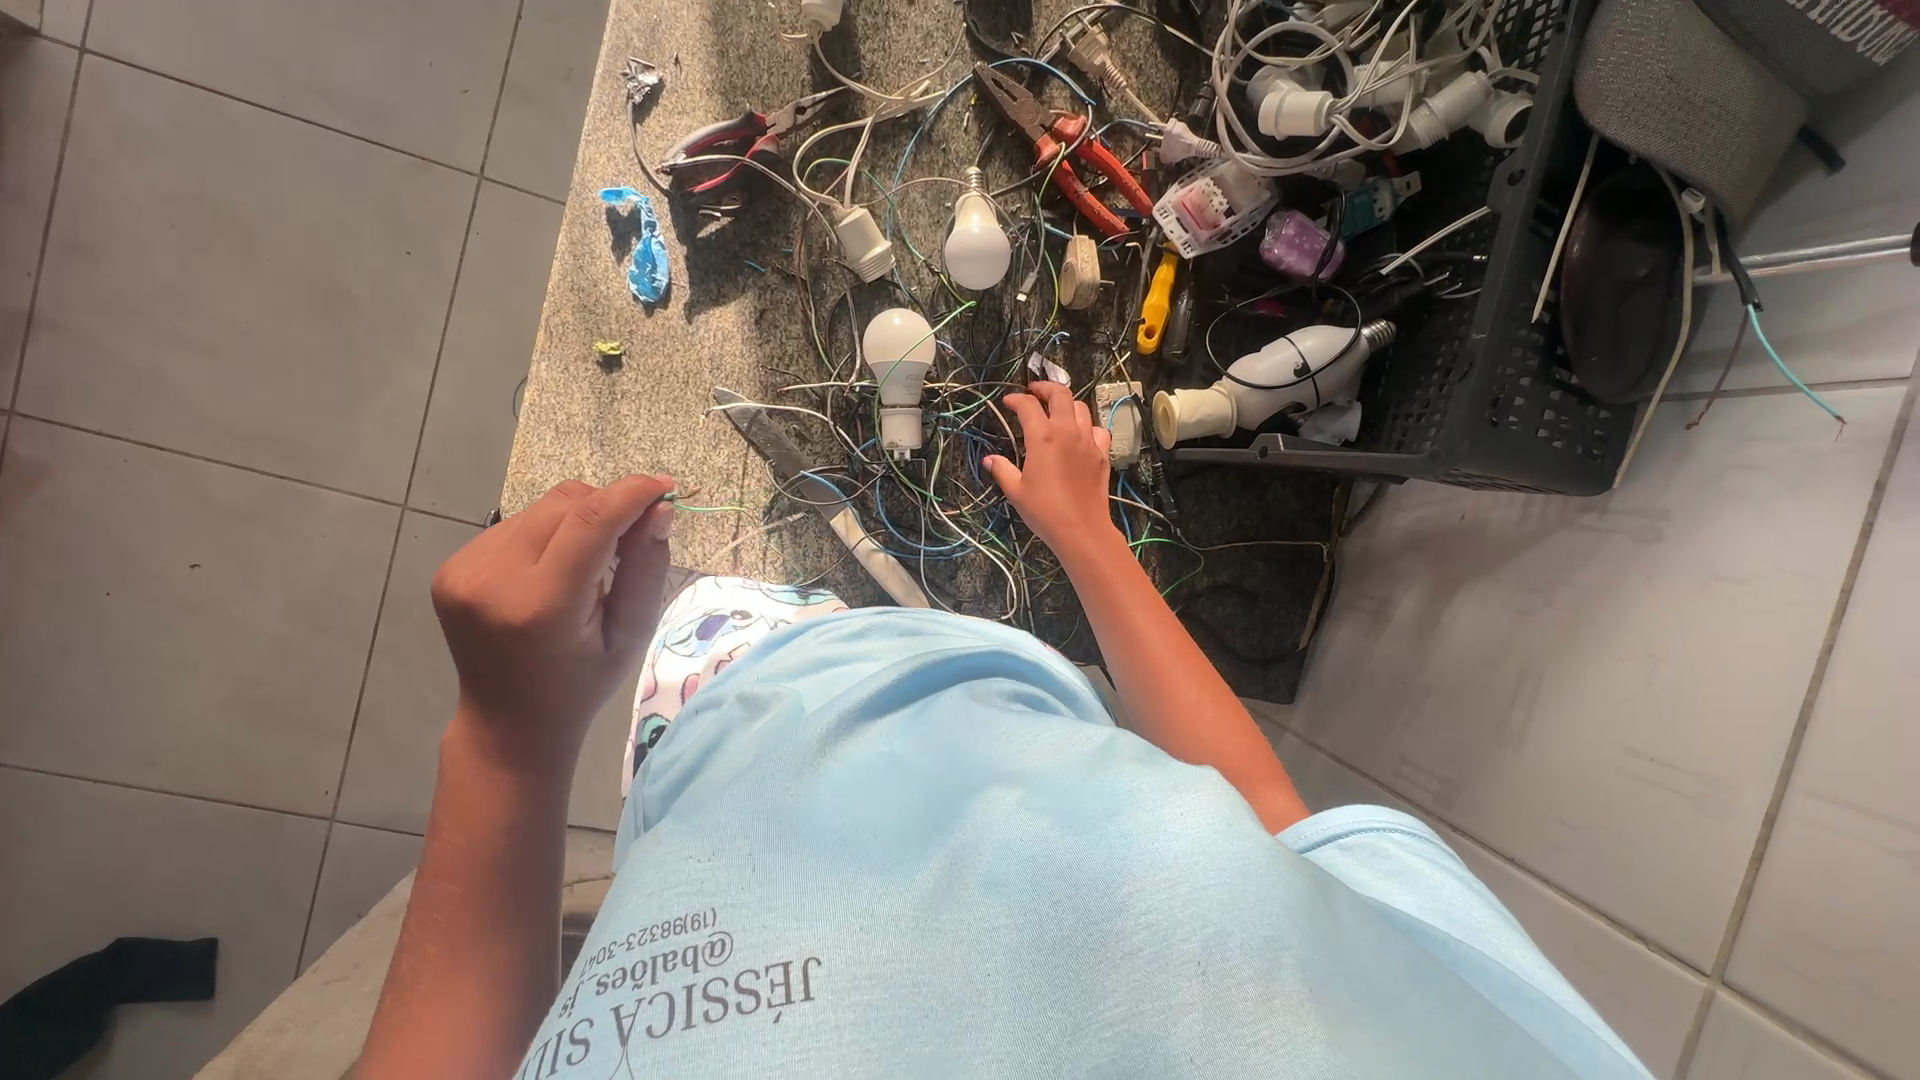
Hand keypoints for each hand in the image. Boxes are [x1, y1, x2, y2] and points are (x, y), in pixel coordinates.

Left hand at [430, 475, 675, 766]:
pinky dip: (549, 534)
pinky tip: (556, 570)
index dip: (632, 494)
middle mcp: (492, 579)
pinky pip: (518, 524)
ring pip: (541, 508)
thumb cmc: (582, 684)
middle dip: (610, 505)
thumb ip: (646, 567)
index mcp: (541, 605)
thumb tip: (660, 510)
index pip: (591, 520)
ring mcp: (464, 570)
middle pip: (566, 503)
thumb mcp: (631, 634)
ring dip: (580, 519)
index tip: (666, 487)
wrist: (507, 724)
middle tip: (637, 532)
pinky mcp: (453, 566)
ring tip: (592, 562)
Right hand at [984, 381, 1119, 565]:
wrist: (1081, 528)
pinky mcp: (1102, 454)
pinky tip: (1081, 435)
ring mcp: (1088, 441)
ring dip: (1067, 404)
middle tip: (1034, 392)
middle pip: (1061, 394)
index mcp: (1043, 437)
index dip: (1016, 399)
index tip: (1008, 402)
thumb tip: (990, 459)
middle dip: (1046, 387)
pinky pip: (1098, 429)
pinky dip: (1088, 426)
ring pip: (1081, 407)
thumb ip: (1002, 470)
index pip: (1028, 405)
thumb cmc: (1044, 510)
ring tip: (1056, 411)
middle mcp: (1067, 432)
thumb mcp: (1016, 491)